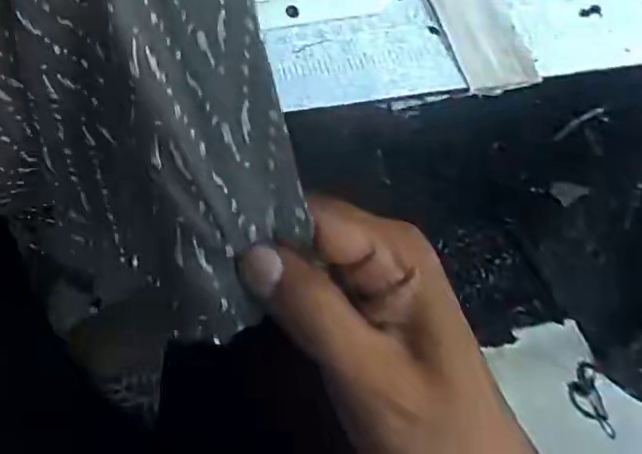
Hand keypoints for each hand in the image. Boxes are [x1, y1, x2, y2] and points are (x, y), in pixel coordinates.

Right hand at [240, 196, 535, 453]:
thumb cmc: (434, 428)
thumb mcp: (372, 376)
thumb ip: (313, 311)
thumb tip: (250, 251)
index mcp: (394, 247)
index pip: (316, 213)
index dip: (267, 219)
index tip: (215, 227)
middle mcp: (380, 245)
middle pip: (306, 226)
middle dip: (261, 241)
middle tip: (207, 251)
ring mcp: (369, 271)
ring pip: (303, 251)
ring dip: (265, 264)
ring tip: (212, 264)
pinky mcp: (357, 300)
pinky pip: (309, 279)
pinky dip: (279, 287)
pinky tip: (241, 290)